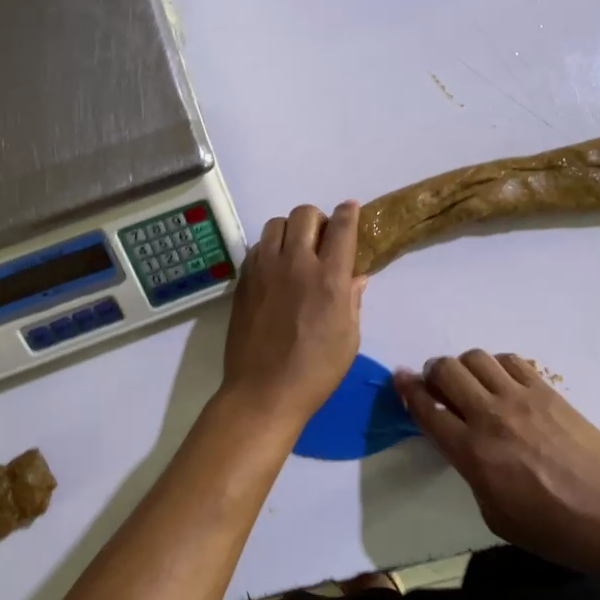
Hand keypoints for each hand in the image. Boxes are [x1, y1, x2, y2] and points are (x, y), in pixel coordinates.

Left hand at [221, 202, 367, 425]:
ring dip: (290, 230)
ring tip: (295, 251)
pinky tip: (275, 269)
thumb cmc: (315, 371)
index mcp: (328, 278)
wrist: (264, 391)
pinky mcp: (244, 279)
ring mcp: (265, 269)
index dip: (349, 213)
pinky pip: (258, 246)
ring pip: (276, 224)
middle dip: (318, 219)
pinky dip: (270, 248)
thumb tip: (355, 277)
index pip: (342, 227)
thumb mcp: (349, 339)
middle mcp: (295, 263)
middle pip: (305, 214)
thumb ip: (352, 300)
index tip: (351, 209)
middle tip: (322, 239)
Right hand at [395, 351, 599, 567]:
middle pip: (447, 370)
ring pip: (477, 357)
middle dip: (435, 372)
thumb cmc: (552, 528)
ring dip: (465, 366)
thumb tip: (467, 446)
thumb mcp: (495, 514)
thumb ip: (473, 473)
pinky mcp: (547, 391)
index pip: (427, 409)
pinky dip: (499, 366)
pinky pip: (511, 361)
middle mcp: (490, 416)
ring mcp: (520, 398)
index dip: (408, 389)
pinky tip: (504, 382)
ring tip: (473, 381)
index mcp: (472, 452)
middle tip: (439, 384)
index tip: (400, 377)